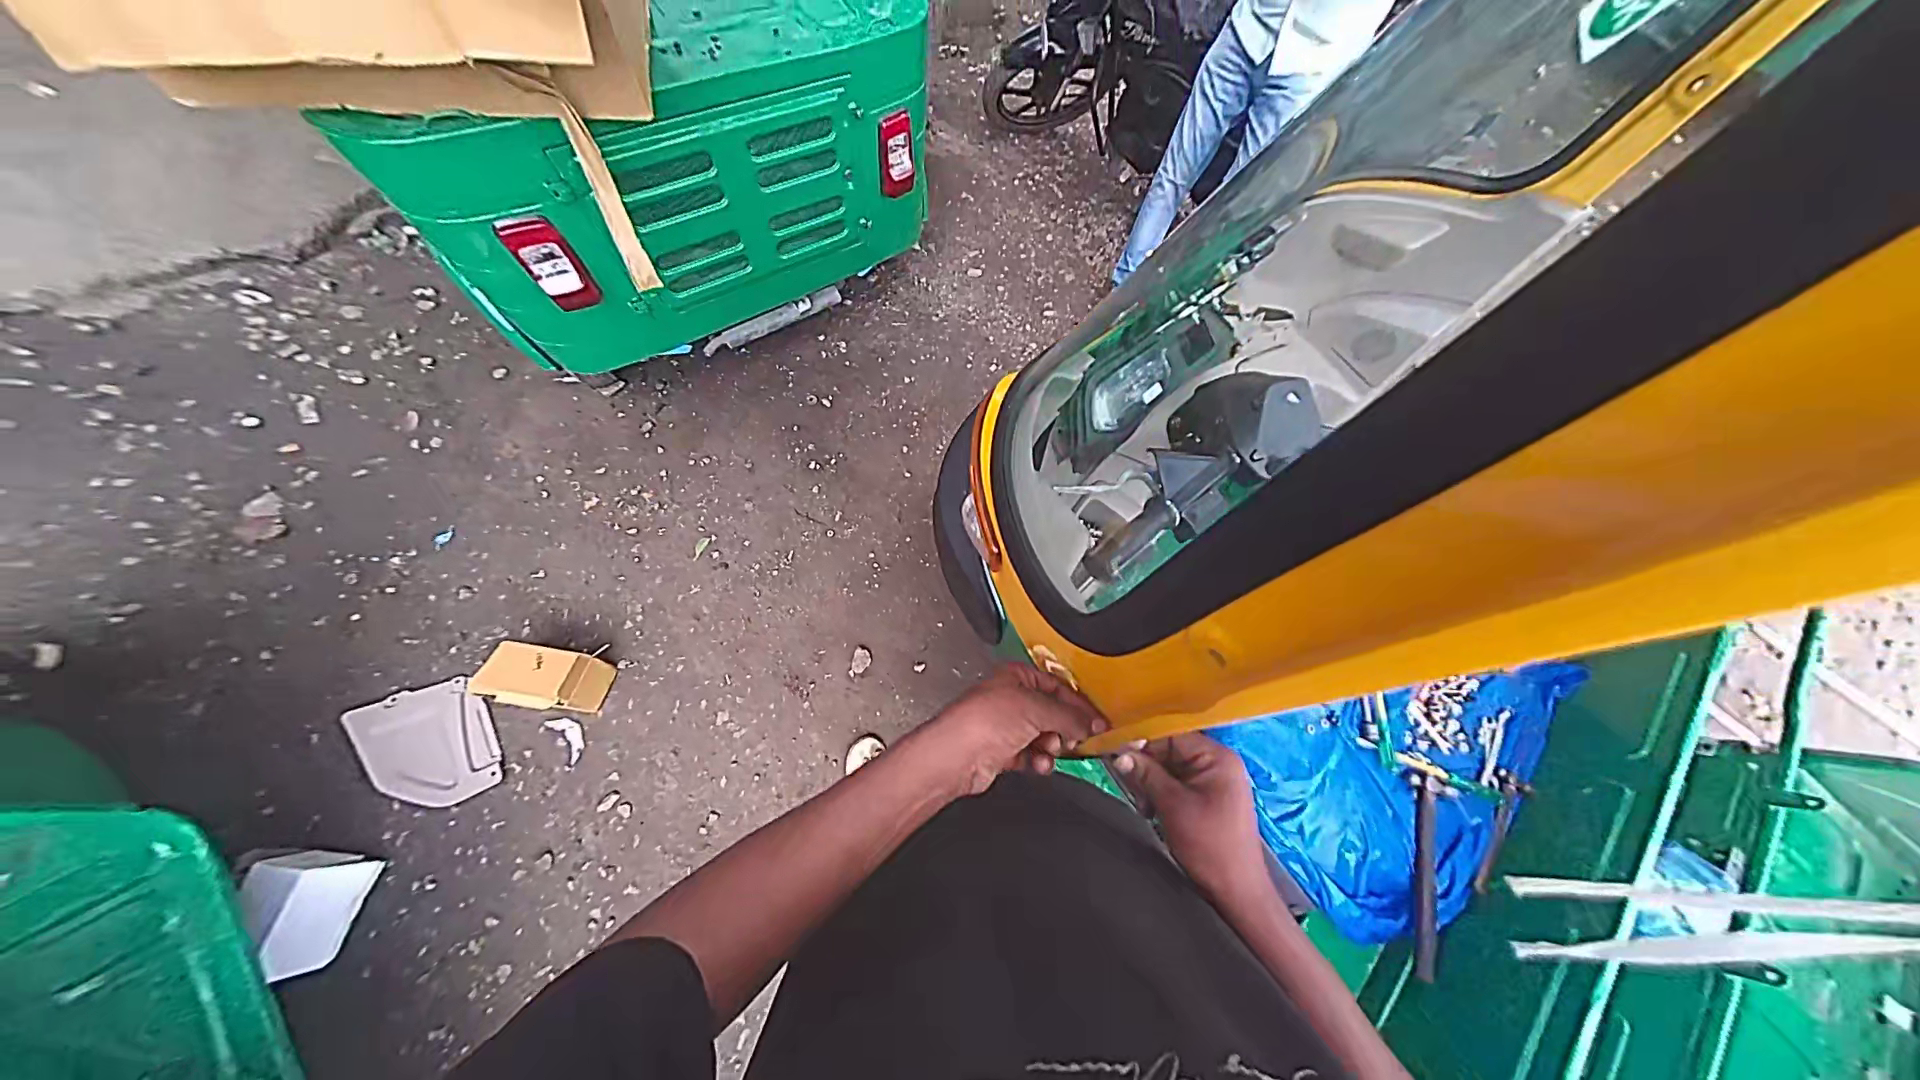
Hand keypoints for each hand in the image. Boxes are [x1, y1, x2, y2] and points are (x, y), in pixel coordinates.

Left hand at [912, 665, 1108, 795]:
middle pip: (1051, 712)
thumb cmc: (981, 721)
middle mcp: (1009, 698)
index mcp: (1016, 676)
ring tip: (1050, 749)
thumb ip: (1069, 716)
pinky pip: (1031, 755)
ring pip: (1042, 736)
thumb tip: (1090, 723)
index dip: (1078, 703)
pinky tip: (1039, 763)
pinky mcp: (1001, 751)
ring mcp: (1004, 725)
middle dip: (1064, 727)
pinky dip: (1038, 760)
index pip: (1057, 686)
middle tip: (1076, 737)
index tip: (1096, 720)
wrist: (957, 756)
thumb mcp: (1037, 709)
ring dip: (1051, 747)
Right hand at [1114, 733, 1267, 901]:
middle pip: (1169, 749)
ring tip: (1144, 804)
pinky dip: (1159, 793)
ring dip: (1150, 782)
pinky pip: (1175, 783)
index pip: (1171, 733)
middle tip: (1129, 784)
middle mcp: (1217, 762)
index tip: (1115, 748)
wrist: (1236, 893)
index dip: (1142, 740)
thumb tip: (1119, 752)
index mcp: (1217, 757)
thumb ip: (1145, 773)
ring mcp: (1213, 781)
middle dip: (1145, 765)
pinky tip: (1151, 810)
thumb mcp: (1172, 805)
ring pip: (1168, 768)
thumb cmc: (1209, 846)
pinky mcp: (1206, 798)